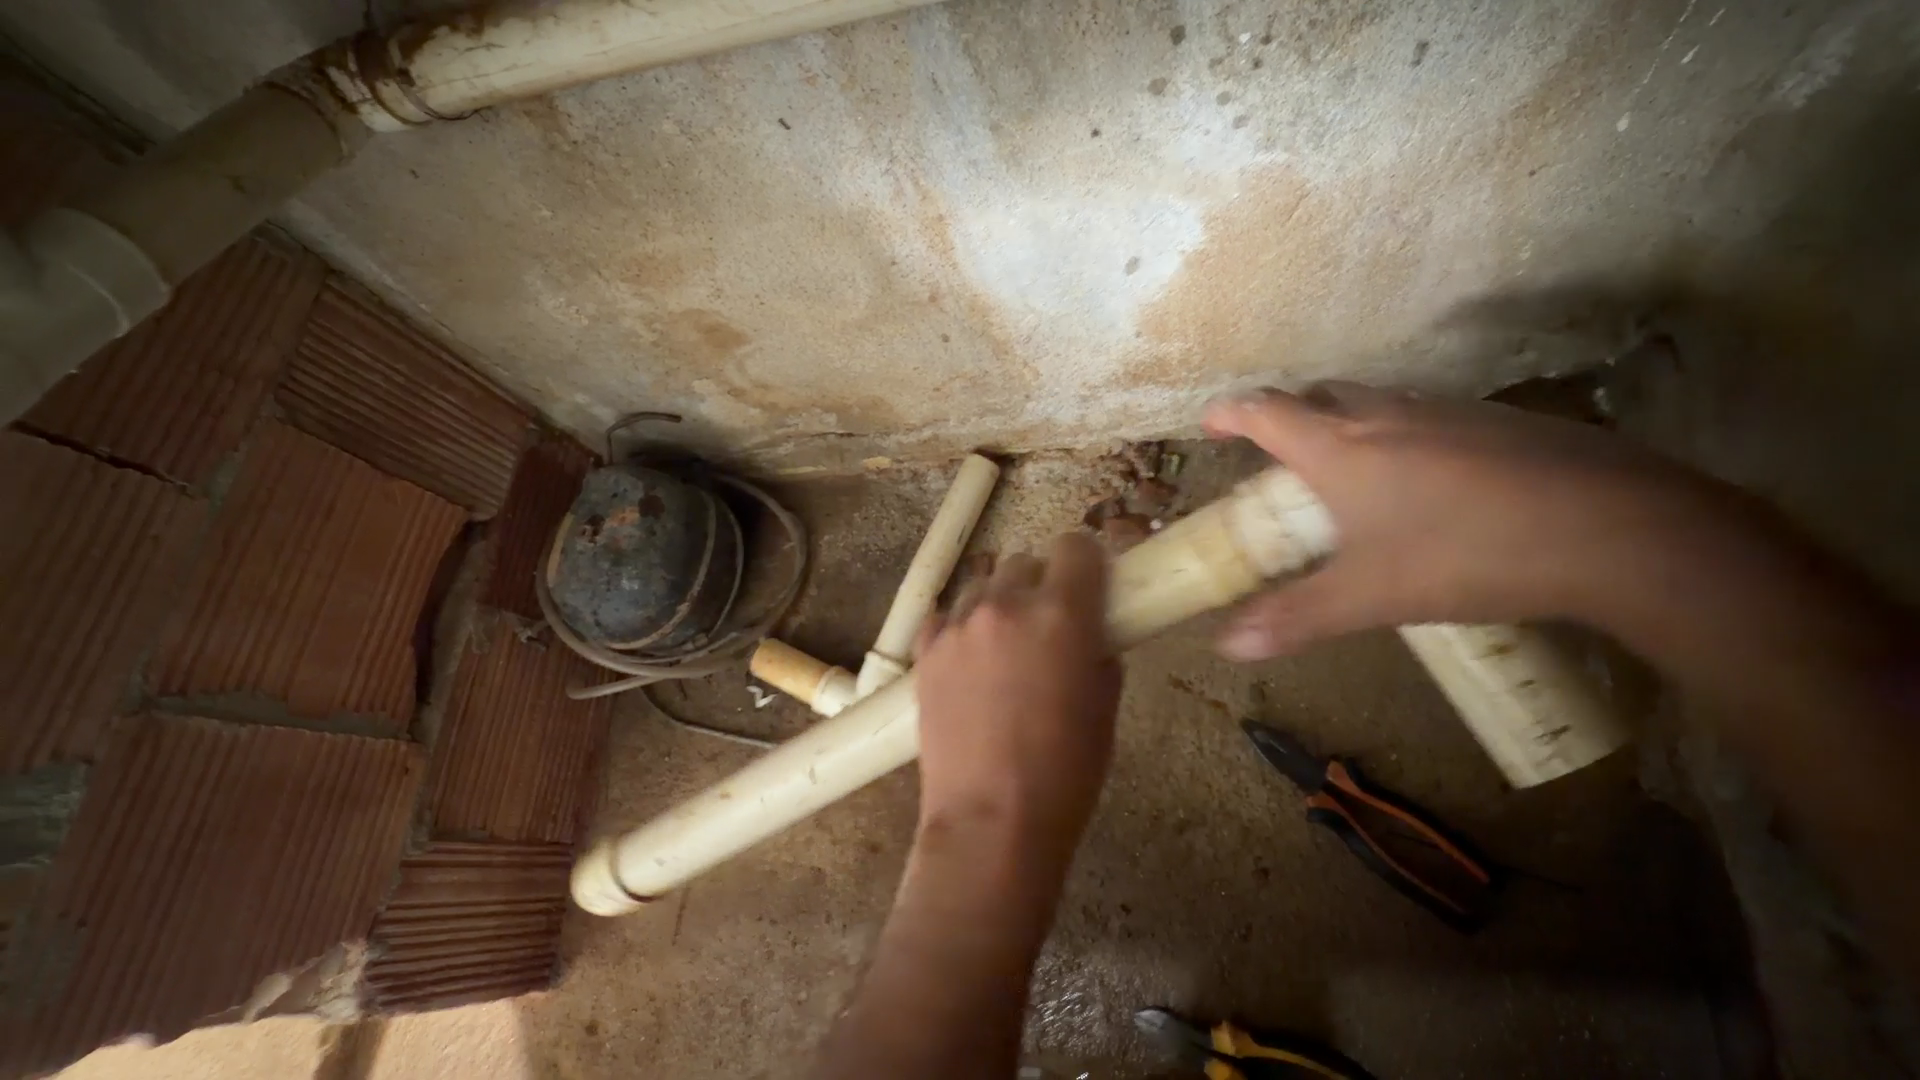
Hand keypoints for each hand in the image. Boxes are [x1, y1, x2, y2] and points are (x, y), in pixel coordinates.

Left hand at [912, 533, 1122, 863]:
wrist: (991, 820)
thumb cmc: (1065, 772)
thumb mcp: (1105, 706)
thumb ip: (1098, 649)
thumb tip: (1090, 630)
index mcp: (1061, 613)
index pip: (1075, 546)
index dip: (1086, 563)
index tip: (1090, 584)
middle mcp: (1005, 605)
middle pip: (1026, 562)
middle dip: (1043, 584)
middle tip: (1050, 625)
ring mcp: (957, 625)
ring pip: (983, 584)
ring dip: (1001, 602)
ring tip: (1007, 645)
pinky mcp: (925, 650)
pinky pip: (946, 615)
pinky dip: (962, 625)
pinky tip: (971, 660)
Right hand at [1205, 382, 1729, 658]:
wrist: (1616, 530)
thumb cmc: (1465, 555)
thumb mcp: (1369, 597)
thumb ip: (1294, 619)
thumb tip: (1226, 646)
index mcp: (1341, 448)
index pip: (1266, 413)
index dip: (1231, 414)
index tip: (1210, 423)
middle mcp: (1387, 415)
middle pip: (1320, 396)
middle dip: (1289, 415)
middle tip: (1279, 453)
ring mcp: (1449, 412)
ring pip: (1378, 403)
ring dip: (1348, 424)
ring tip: (1350, 472)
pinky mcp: (1502, 422)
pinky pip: (1429, 418)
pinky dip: (1404, 437)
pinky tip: (1431, 485)